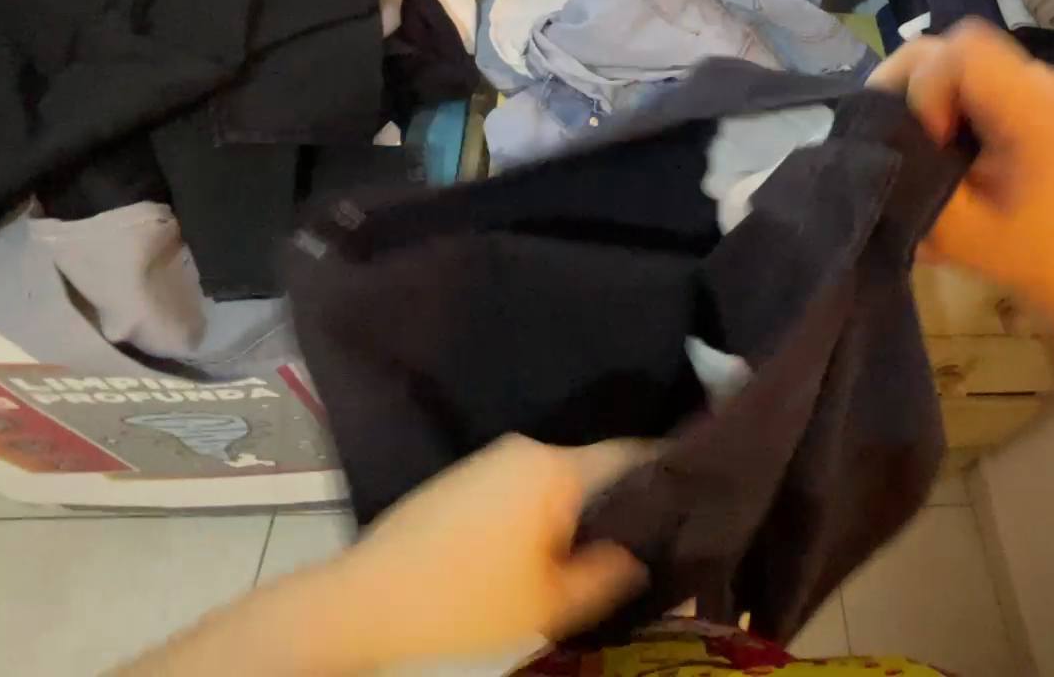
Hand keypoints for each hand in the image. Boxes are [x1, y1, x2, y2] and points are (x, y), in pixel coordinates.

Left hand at [304, 436, 649, 668]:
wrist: (360, 602)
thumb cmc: (463, 604)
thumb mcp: (549, 604)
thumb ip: (610, 575)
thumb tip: (648, 557)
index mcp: (555, 468)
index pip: (630, 455)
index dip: (666, 474)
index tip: (693, 498)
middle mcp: (527, 449)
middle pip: (594, 468)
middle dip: (620, 502)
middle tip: (643, 543)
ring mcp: (492, 459)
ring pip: (559, 479)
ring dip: (579, 509)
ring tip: (593, 553)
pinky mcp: (466, 476)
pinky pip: (525, 485)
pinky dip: (544, 511)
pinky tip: (538, 551)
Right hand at [870, 19, 1053, 312]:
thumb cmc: (1009, 248)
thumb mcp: (951, 228)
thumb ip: (914, 174)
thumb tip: (880, 133)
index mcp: (1033, 114)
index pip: (963, 55)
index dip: (927, 90)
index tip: (931, 141)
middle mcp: (1039, 80)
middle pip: (956, 44)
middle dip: (916, 85)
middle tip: (916, 137)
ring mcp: (1034, 76)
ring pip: (954, 48)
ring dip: (924, 86)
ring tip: (928, 135)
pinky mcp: (1021, 80)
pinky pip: (966, 63)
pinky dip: (939, 88)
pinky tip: (943, 129)